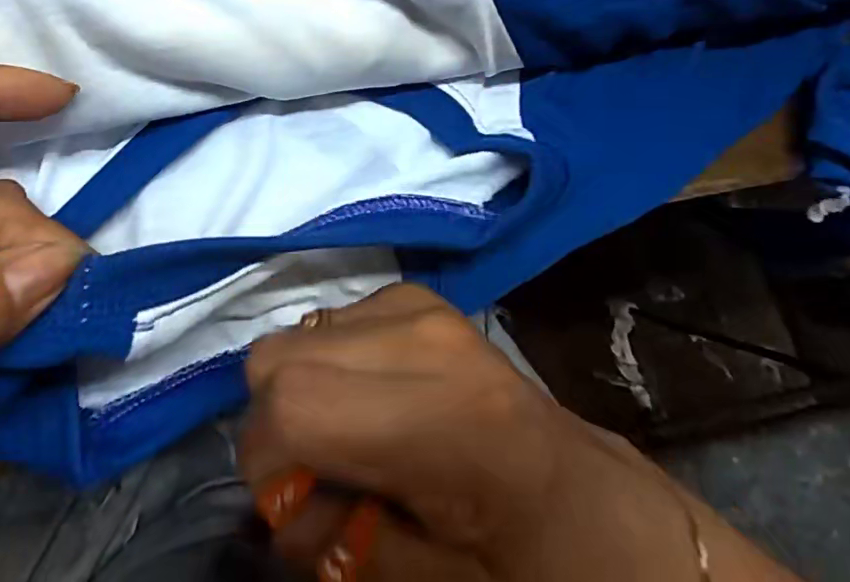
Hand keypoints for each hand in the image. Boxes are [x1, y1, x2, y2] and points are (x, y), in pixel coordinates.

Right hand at [240, 284, 799, 581]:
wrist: (583, 494)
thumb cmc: (518, 557)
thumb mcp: (420, 578)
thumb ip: (327, 534)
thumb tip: (273, 493)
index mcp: (439, 416)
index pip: (292, 403)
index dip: (266, 463)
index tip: (293, 507)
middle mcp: (424, 338)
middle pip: (278, 355)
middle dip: (274, 423)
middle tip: (316, 474)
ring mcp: (423, 307)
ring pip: (299, 333)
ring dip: (300, 388)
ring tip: (347, 434)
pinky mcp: (420, 296)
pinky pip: (335, 320)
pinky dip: (330, 362)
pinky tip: (371, 398)